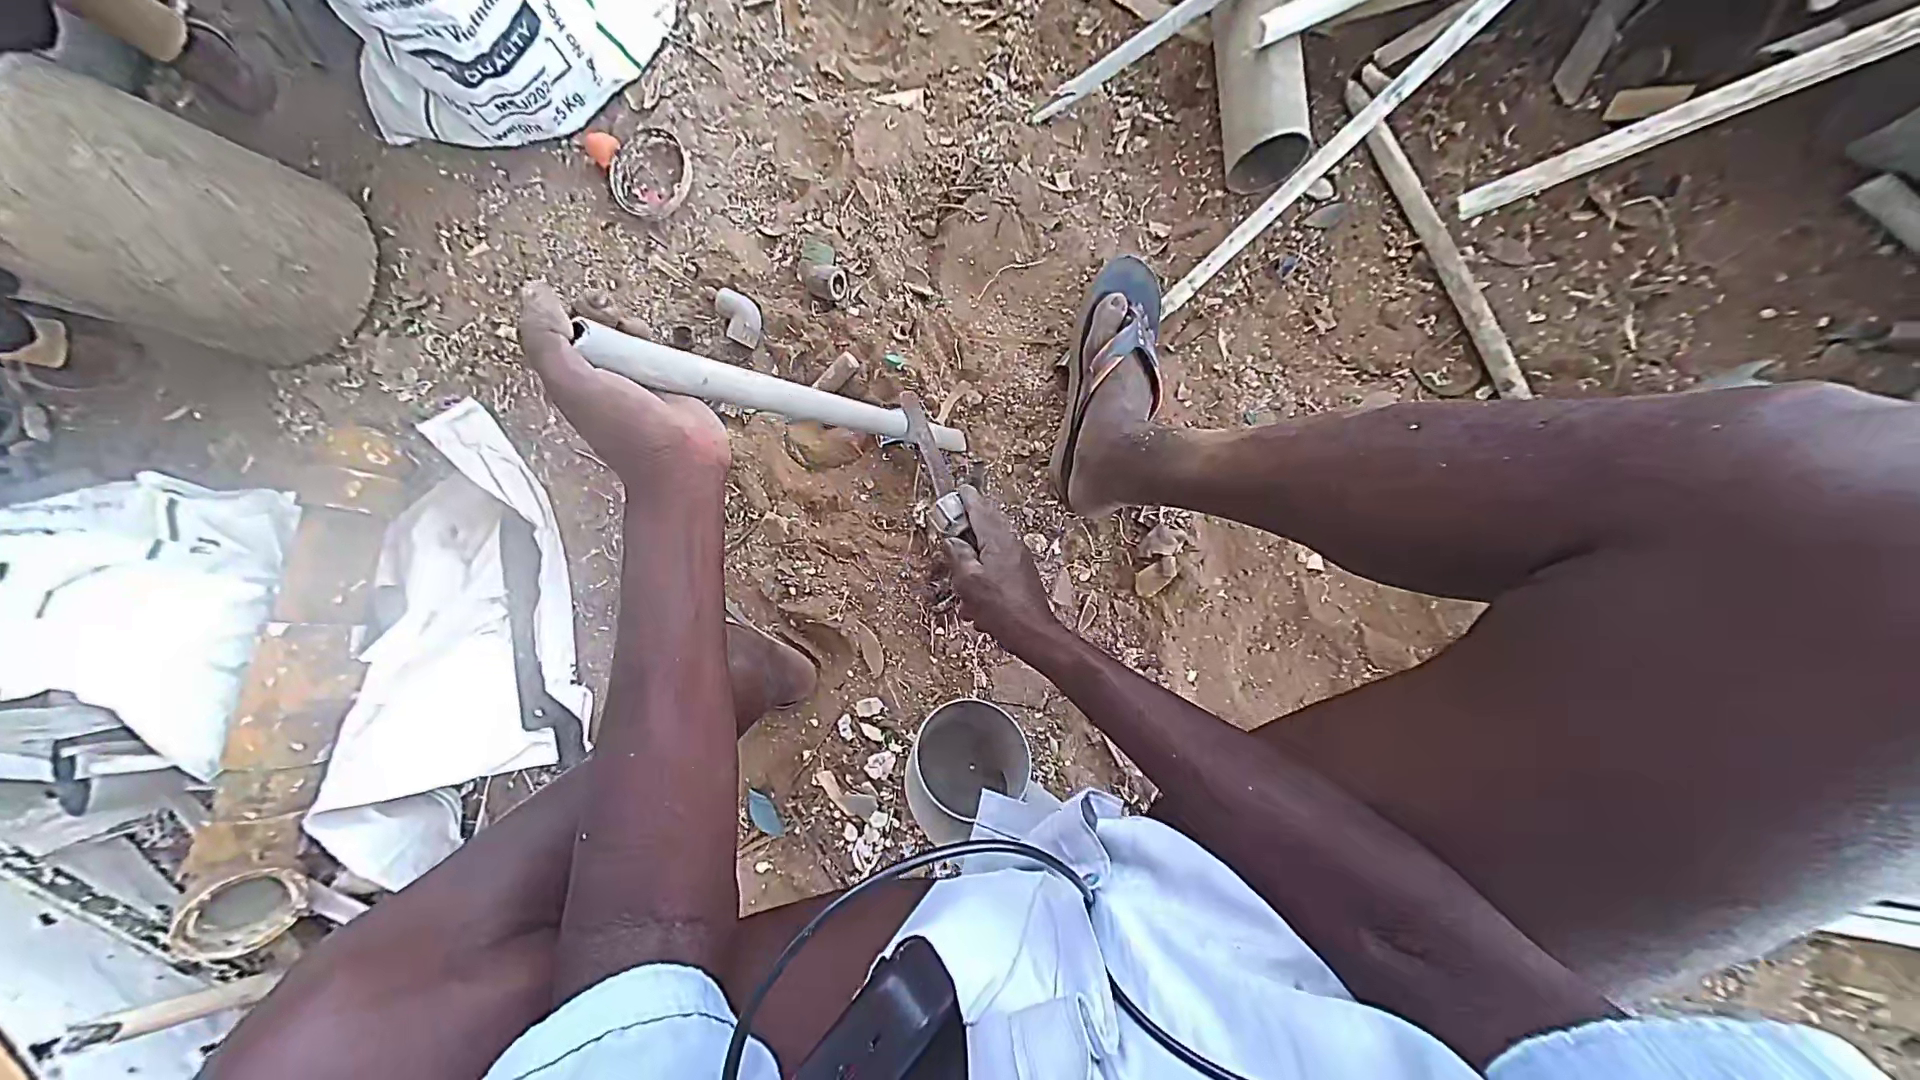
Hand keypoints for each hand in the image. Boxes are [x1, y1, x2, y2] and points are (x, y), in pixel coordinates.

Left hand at [518, 281, 729, 494]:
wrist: (682, 459)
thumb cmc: (628, 435)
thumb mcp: (570, 382)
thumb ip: (544, 339)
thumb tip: (535, 292)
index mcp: (570, 375)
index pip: (566, 324)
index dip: (578, 311)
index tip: (594, 318)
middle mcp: (603, 375)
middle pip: (602, 324)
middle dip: (612, 317)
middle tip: (622, 329)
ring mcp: (638, 379)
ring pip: (636, 335)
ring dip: (643, 334)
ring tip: (648, 352)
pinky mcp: (671, 383)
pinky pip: (668, 352)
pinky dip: (671, 350)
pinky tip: (670, 362)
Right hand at [942, 486, 1060, 644]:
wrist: (1032, 633)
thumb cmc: (1001, 608)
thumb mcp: (968, 580)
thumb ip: (957, 555)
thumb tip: (952, 540)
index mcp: (998, 540)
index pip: (980, 509)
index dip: (966, 499)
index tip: (959, 490)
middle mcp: (1012, 545)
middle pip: (986, 525)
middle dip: (968, 527)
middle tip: (951, 529)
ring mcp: (1019, 560)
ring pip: (990, 547)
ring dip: (974, 556)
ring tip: (960, 574)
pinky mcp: (1020, 575)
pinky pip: (997, 565)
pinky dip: (983, 573)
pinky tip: (974, 598)